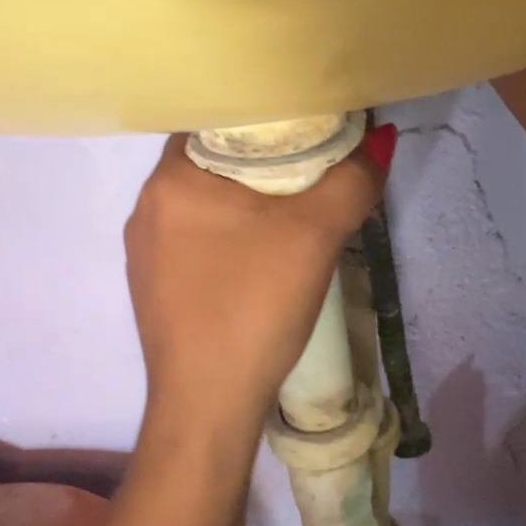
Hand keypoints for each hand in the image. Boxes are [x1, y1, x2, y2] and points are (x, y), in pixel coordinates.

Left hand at [124, 130, 390, 414]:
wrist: (208, 406)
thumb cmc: (253, 306)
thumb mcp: (315, 236)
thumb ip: (352, 180)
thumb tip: (380, 138)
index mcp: (172, 178)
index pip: (220, 121)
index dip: (268, 119)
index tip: (308, 127)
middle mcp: (147, 207)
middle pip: (213, 163)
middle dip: (262, 164)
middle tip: (312, 169)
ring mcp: (145, 252)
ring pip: (205, 205)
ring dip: (246, 204)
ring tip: (294, 212)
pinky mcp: (154, 288)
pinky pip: (196, 242)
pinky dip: (230, 238)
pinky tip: (260, 259)